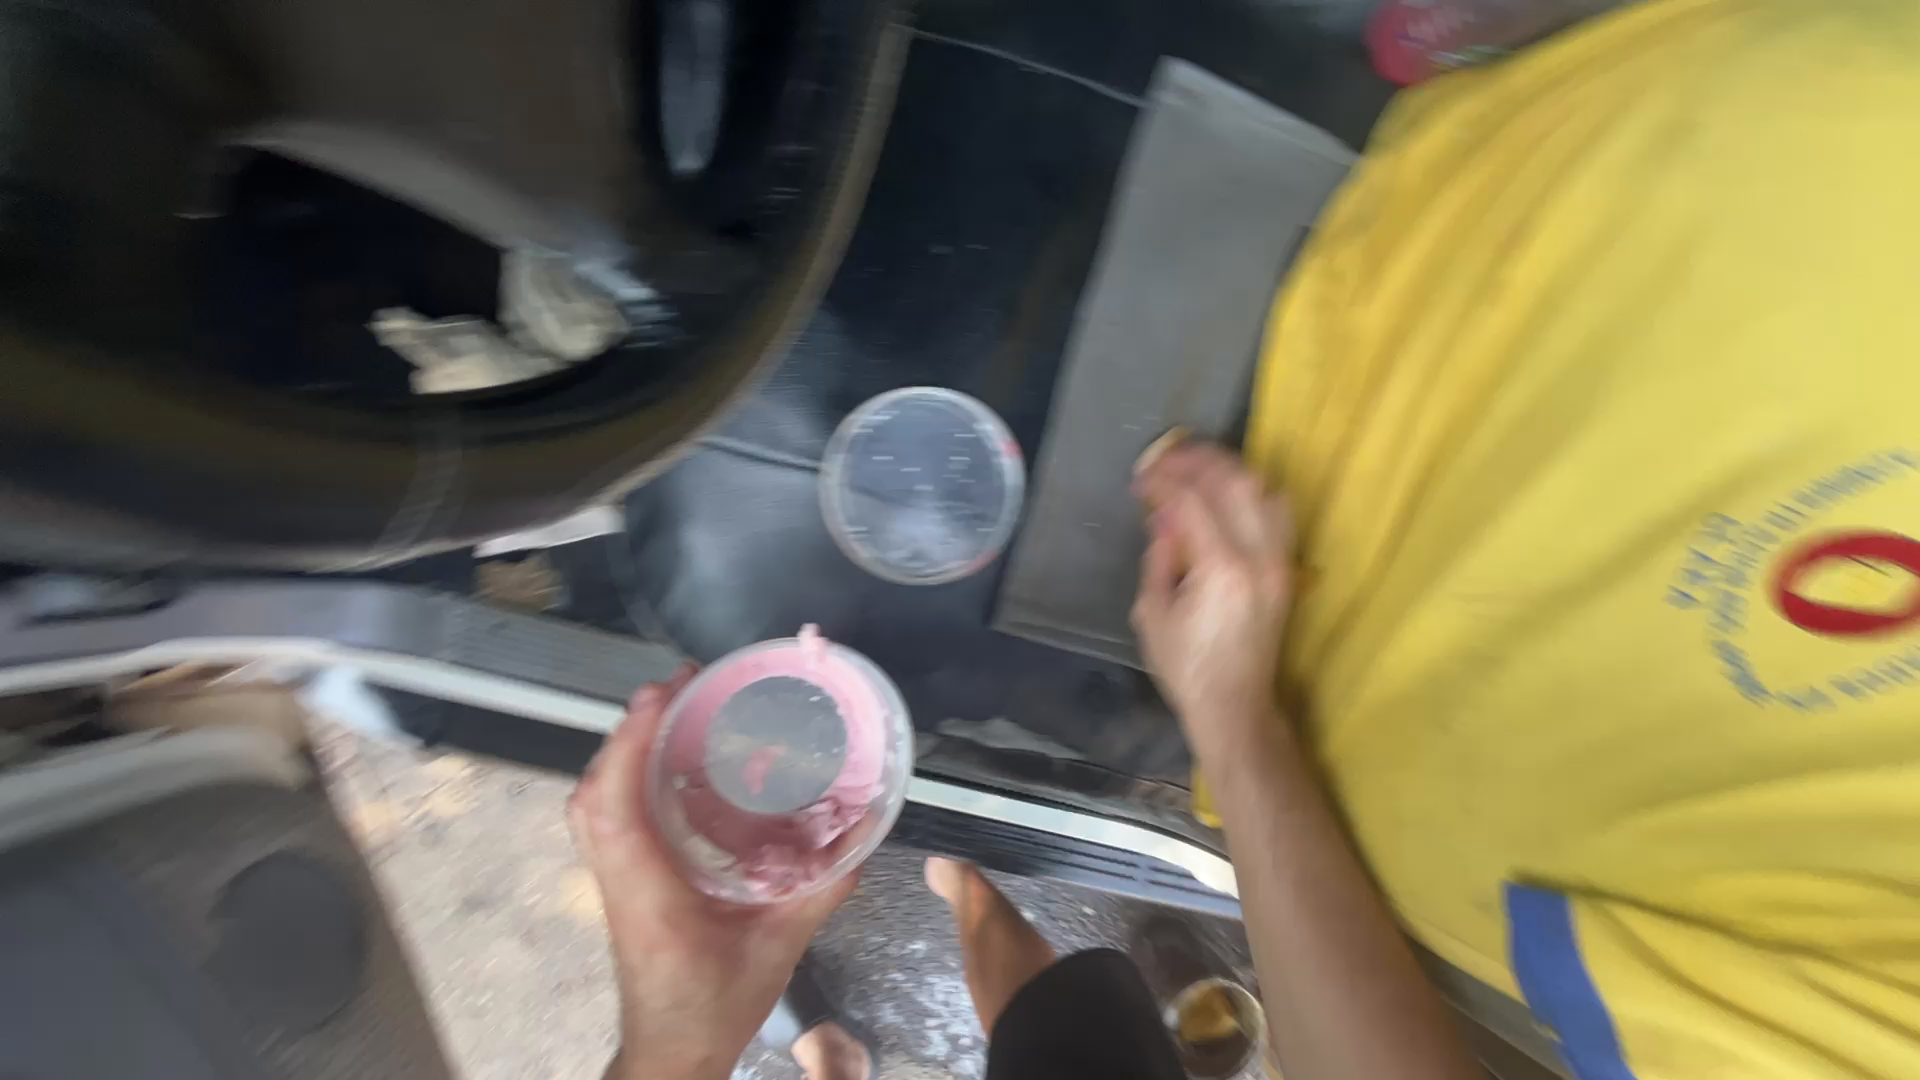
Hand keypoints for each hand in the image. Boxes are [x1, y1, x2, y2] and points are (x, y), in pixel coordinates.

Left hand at [569, 666, 856, 1079]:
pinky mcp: (622, 881)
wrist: (671, 1055)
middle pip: (594, 797)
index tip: (661, 696)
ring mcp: (613, 882)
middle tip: (678, 688)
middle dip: (627, 733)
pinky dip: (624, 774)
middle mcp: (620, 882)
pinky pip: (607, 816)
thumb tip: (864, 831)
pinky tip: (665, 759)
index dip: (631, 746)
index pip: (615, 813)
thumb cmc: (717, 1007)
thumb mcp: (781, 948)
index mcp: (649, 898)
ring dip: (622, 750)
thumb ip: (823, 889)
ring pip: (593, 805)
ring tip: (669, 709)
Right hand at [1131, 439, 1294, 756]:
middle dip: (1196, 461)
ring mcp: (1281, 561)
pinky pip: (1278, 512)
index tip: (1139, 480)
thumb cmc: (1186, 666)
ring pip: (1264, 490)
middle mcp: (1259, 557)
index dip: (1162, 481)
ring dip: (1228, 469)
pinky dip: (1253, 491)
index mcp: (1221, 569)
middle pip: (1235, 482)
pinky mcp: (1287, 569)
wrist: (1235, 704)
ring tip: (1196, 466)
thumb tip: (1164, 516)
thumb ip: (1159, 557)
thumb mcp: (1152, 613)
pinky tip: (1229, 493)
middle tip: (1165, 459)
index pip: (1192, 501)